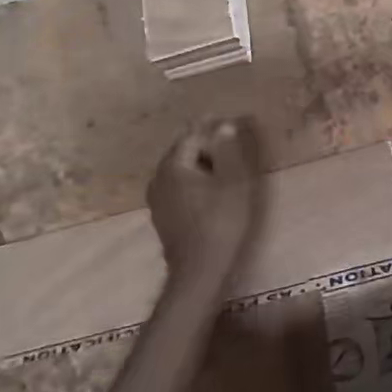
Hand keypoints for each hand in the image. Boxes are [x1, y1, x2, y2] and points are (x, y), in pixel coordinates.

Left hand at [147, 117, 259, 304]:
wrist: (200, 270)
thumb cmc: (222, 221)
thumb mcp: (234, 182)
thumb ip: (229, 151)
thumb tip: (225, 126)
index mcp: (173, 167)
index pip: (192, 136)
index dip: (212, 127)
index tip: (231, 120)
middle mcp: (158, 179)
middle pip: (182, 151)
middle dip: (204, 142)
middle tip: (228, 136)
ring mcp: (157, 199)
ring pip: (179, 169)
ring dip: (199, 161)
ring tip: (222, 159)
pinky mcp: (163, 216)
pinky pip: (178, 186)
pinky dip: (194, 179)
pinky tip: (210, 185)